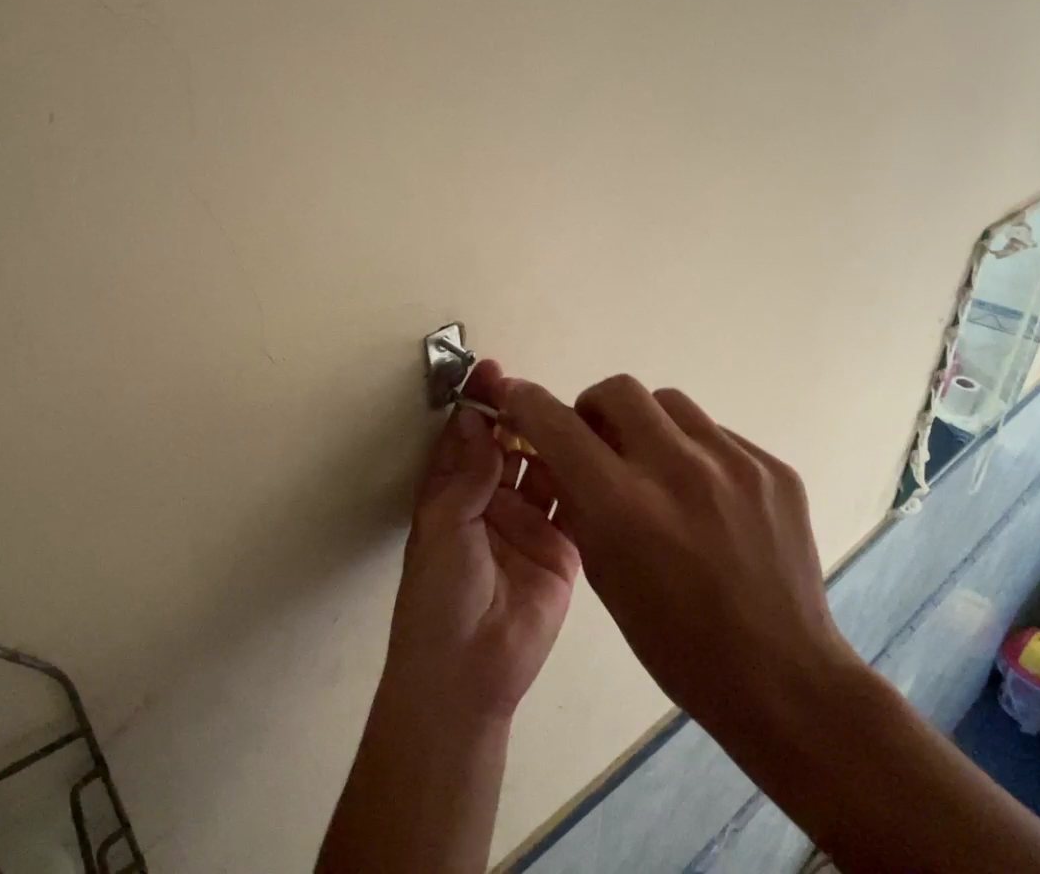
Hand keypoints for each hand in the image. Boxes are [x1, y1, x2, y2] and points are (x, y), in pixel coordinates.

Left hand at [380, 359, 581, 720]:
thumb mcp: (444, 525)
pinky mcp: (562, 549)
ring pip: (545, 473)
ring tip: (576, 415)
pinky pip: (574, 508)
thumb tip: (472, 414)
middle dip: (522, 420)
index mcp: (452, 496)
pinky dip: (584, 483)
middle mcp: (491, 504)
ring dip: (555, 446)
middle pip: (509, 450)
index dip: (479, 405)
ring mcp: (529, 525)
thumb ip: (466, 472)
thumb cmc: (441, 594)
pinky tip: (598, 455)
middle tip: (544, 391)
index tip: (494, 370)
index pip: (467, 439)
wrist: (469, 671)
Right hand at [494, 373, 858, 730]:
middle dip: (594, 408)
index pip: (558, 424)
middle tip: (598, 444)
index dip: (528, 403)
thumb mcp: (604, 576)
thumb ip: (577, 506)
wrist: (779, 675)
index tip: (519, 398)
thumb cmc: (674, 643)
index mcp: (624, 505)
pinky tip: (705, 501)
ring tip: (656, 471)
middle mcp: (678, 469)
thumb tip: (559, 457)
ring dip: (648, 426)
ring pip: (671, 405)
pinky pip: (718, 436)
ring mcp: (735, 464)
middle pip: (619, 391)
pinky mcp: (775, 470)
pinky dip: (695, 454)